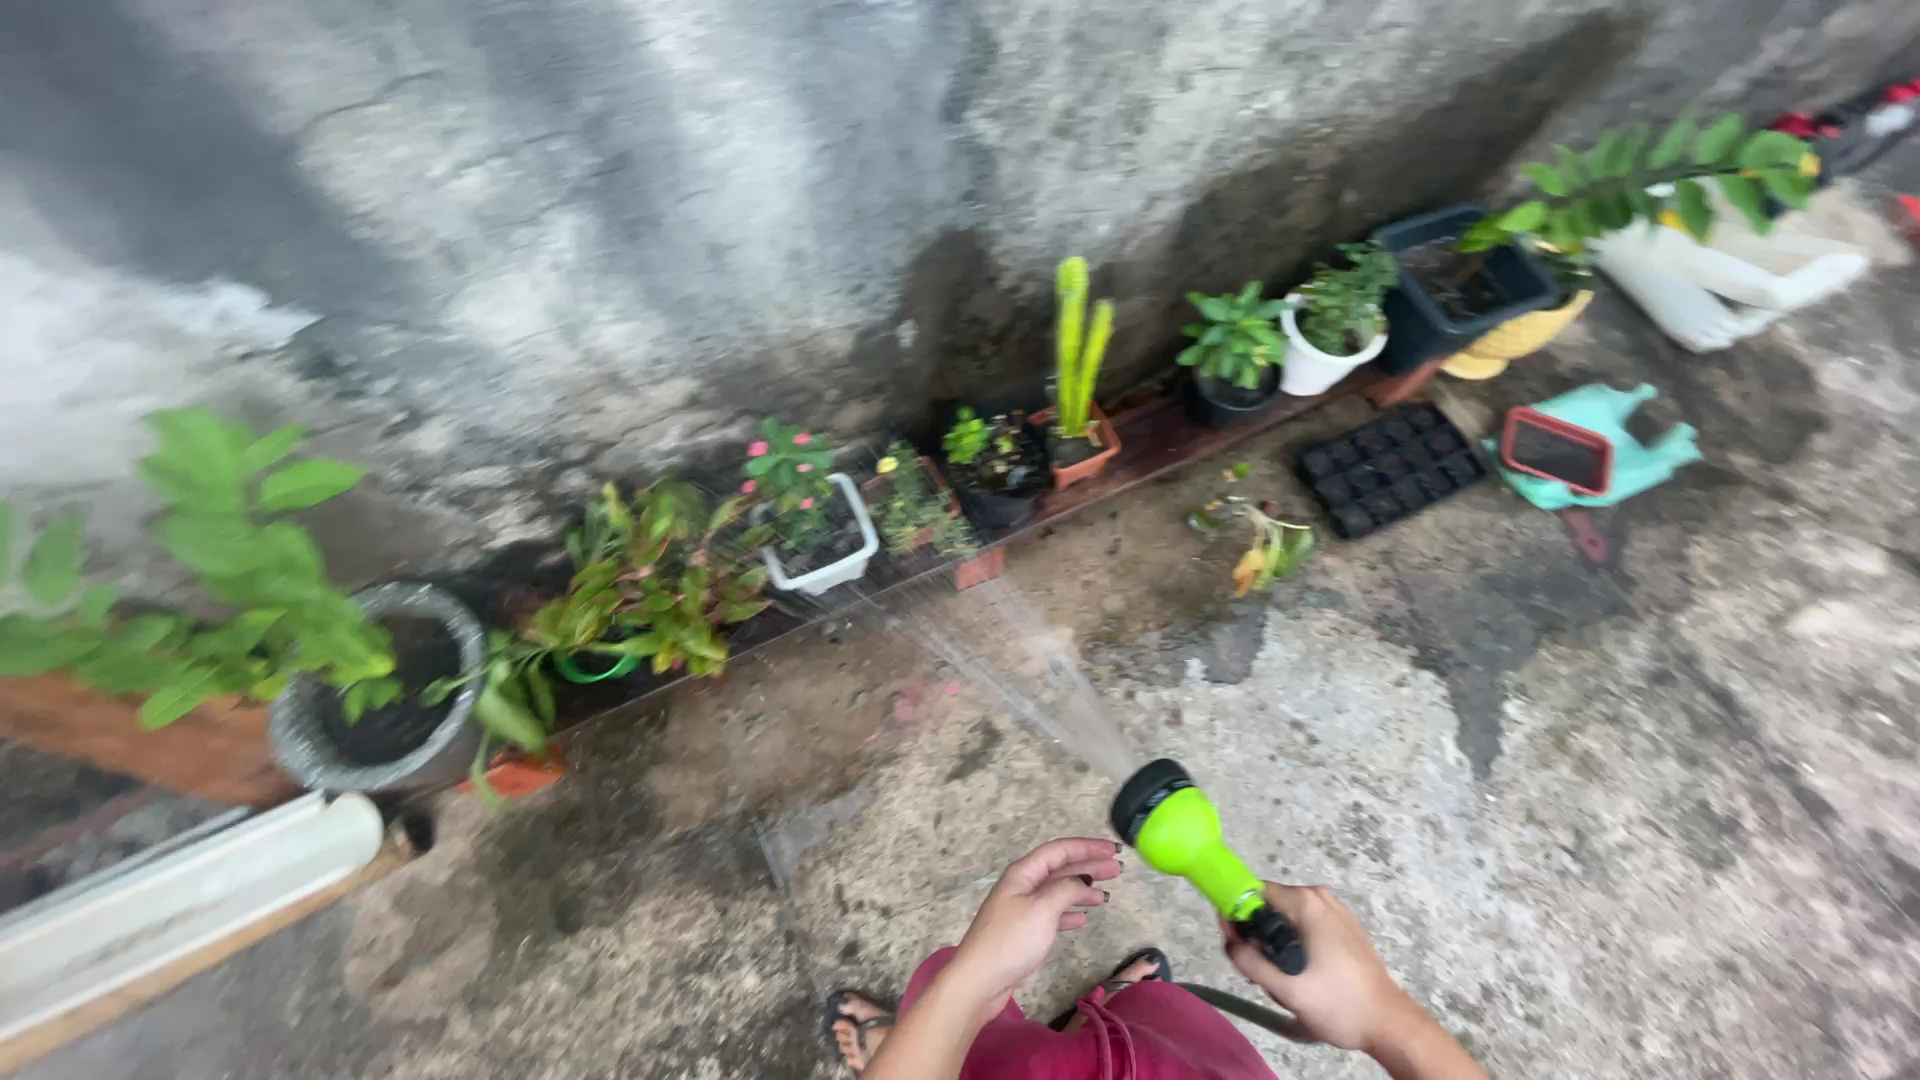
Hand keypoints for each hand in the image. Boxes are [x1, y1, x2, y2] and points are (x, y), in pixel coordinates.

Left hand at [946, 837, 1122, 1011]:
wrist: (980, 980)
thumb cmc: (1011, 940)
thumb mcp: (1042, 909)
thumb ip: (1066, 890)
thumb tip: (1082, 881)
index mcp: (1023, 873)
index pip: (1059, 850)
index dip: (1087, 847)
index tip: (1112, 850)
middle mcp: (1023, 885)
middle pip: (1060, 868)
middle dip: (1088, 866)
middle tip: (1117, 869)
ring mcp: (1023, 908)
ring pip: (1058, 891)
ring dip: (1082, 890)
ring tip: (1106, 895)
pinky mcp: (1025, 931)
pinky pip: (1052, 913)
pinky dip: (1069, 913)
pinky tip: (1083, 918)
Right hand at [1222, 883, 1421, 1052]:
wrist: (1393, 1026)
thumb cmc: (1340, 1005)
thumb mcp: (1288, 990)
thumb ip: (1250, 963)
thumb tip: (1229, 942)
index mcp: (1305, 902)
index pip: (1253, 893)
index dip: (1238, 916)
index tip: (1237, 946)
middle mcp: (1319, 896)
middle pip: (1270, 907)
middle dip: (1259, 937)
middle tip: (1263, 973)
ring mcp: (1336, 910)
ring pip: (1288, 918)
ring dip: (1277, 944)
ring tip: (1286, 980)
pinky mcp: (1346, 926)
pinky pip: (1307, 925)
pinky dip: (1297, 944)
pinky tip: (1305, 975)